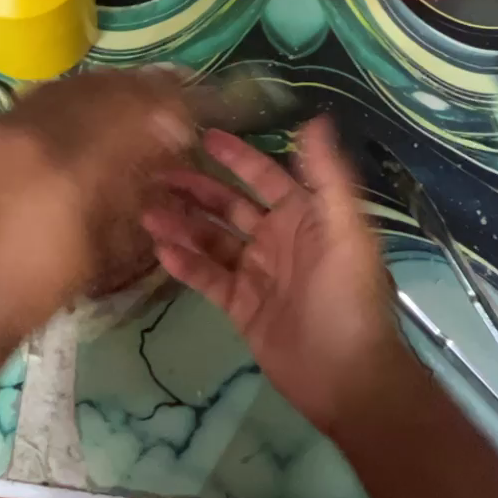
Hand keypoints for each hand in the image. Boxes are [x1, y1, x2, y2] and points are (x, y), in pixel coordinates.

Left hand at [0, 67, 192, 347]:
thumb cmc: (44, 284)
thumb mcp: (107, 245)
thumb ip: (139, 188)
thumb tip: (170, 150)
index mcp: (75, 169)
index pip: (137, 114)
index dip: (170, 110)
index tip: (187, 122)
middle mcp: (42, 132)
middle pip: (110, 89)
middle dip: (148, 92)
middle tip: (169, 107)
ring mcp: (13, 122)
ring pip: (79, 84)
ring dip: (116, 89)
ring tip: (136, 104)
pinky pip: (50, 93)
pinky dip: (81, 95)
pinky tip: (95, 108)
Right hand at [142, 117, 414, 432]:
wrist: (349, 377)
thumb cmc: (349, 295)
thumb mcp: (345, 229)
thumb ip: (327, 175)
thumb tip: (315, 120)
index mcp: (302, 215)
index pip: (262, 175)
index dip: (235, 155)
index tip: (202, 136)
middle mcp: (275, 237)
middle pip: (227, 204)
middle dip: (195, 188)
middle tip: (157, 174)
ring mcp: (255, 272)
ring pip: (211, 239)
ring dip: (182, 224)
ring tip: (148, 212)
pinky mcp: (240, 306)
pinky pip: (207, 277)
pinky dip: (185, 263)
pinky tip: (161, 250)